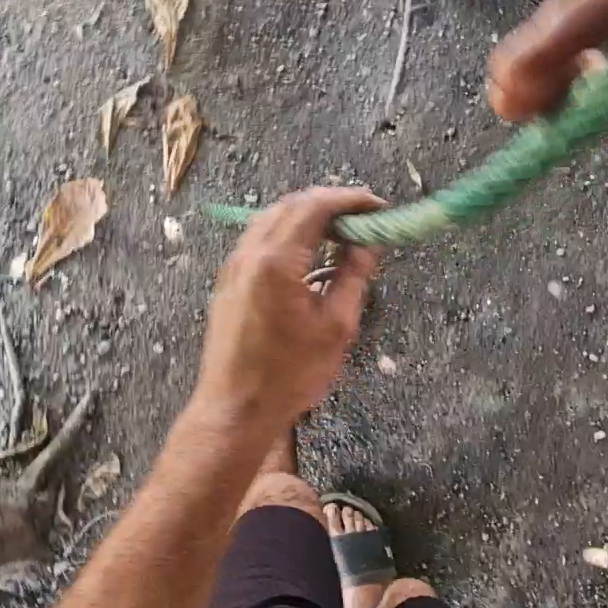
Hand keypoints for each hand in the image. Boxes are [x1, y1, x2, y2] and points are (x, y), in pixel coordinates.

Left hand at [192, 188, 381, 434]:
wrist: (235, 408)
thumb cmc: (289, 375)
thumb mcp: (336, 327)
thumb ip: (354, 277)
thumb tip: (368, 245)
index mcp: (276, 262)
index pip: (315, 207)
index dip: (350, 200)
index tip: (378, 207)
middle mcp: (249, 254)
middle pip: (291, 205)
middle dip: (330, 204)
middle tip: (364, 219)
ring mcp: (234, 266)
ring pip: (272, 219)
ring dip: (308, 217)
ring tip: (341, 234)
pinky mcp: (229, 280)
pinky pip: (260, 240)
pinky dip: (288, 234)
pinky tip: (310, 255)